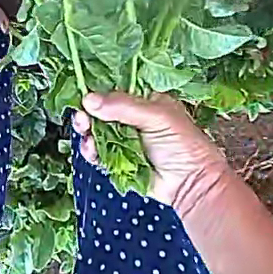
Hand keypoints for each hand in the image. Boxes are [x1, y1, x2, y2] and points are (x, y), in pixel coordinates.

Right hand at [74, 93, 236, 215]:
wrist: (192, 183)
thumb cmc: (183, 143)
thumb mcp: (156, 116)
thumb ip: (124, 106)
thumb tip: (89, 100)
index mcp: (145, 100)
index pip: (115, 90)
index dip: (98, 92)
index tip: (83, 95)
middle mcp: (132, 118)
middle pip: (101, 111)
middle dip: (88, 114)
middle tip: (81, 118)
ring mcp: (125, 139)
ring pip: (97, 132)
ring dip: (87, 133)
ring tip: (86, 135)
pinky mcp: (119, 160)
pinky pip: (99, 153)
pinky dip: (91, 152)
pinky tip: (91, 150)